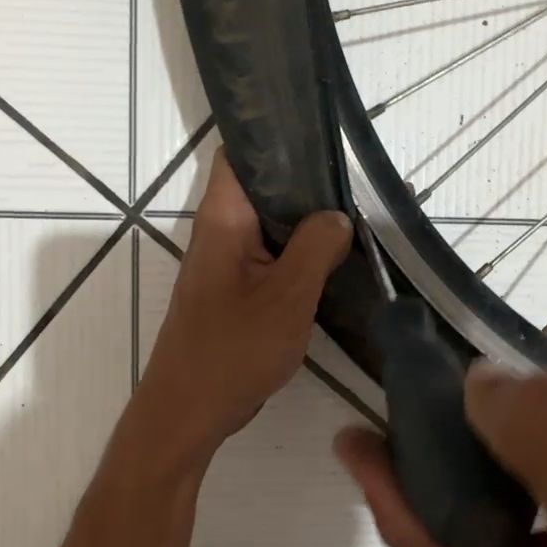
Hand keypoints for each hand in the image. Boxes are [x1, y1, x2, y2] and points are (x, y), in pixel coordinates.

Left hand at [140, 152, 353, 444]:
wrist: (190, 411)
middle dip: (305, 183)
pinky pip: (269, 258)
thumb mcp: (287, 296)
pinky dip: (297, 255)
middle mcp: (219, 232)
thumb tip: (337, 216)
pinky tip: (333, 260)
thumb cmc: (232, 350)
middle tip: (355, 179)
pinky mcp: (234, 290)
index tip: (322, 135)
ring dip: (305, 223)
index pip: (241, 154)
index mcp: (223, 218)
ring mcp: (225, 262)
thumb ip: (315, 248)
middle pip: (262, 188)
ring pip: (269, 226)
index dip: (275, 136)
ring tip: (354, 214)